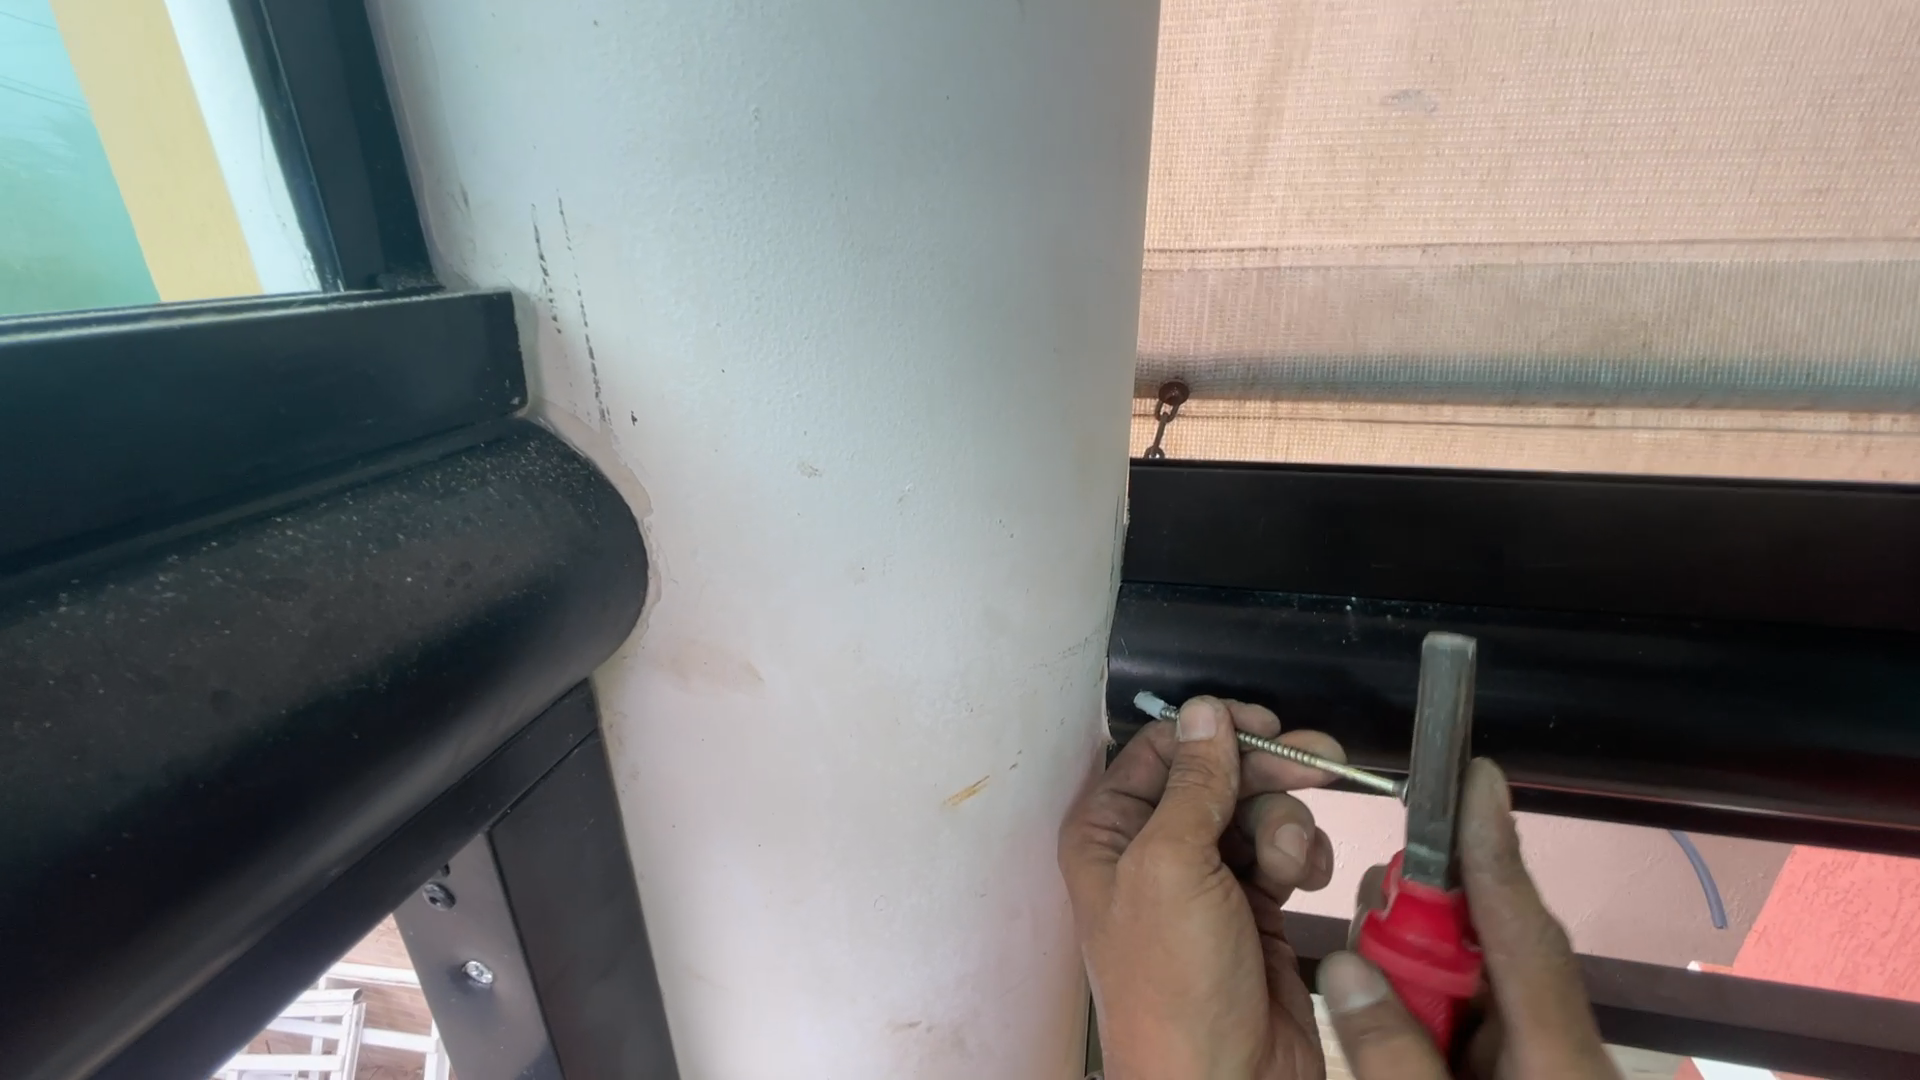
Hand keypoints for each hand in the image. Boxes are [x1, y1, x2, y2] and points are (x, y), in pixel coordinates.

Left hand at [1058, 696, 1348, 1079]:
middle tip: (1322, 760)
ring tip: (1293, 862)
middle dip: (1265, 769)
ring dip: (1284, 824)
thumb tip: (1204, 709)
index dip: (1210, 730)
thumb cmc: (1176, 975)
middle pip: (1213, 775)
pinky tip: (1307, 877)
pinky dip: (1300, 855)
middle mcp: (1150, 843)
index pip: (1160, 750)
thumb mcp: (1173, 865)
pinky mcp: (1251, 904)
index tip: (1263, 723)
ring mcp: (1203, 874)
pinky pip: (1280, 851)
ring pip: (1254, 810)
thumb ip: (1195, 784)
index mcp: (1109, 827)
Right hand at [1318, 759, 1619, 1078]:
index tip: (1475, 776)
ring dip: (1412, 965)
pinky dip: (1415, 1004)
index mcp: (1561, 1065)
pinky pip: (1455, 1022)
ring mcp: (1529, 1065)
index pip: (1520, 930)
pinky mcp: (1504, 1077)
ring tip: (1368, 956)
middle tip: (1373, 902)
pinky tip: (1381, 1005)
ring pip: (1465, 986)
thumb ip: (1394, 1056)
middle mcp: (1551, 1052)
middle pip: (1486, 950)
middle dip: (1425, 914)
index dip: (1491, 847)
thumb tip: (1344, 965)